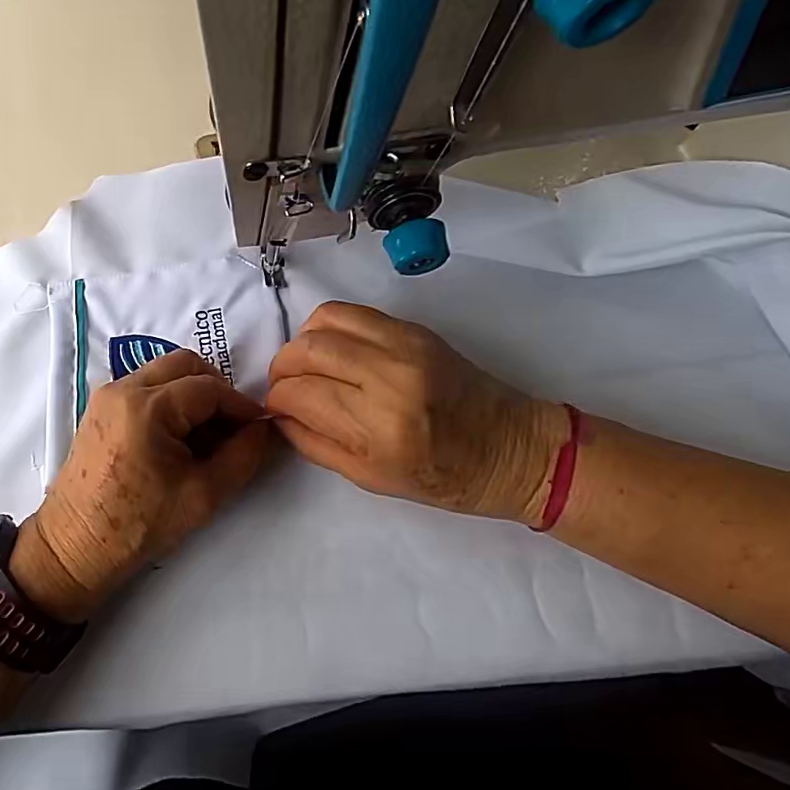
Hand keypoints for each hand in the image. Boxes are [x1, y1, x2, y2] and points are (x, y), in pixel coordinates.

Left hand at [12, 350, 270, 620]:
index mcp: (146, 407)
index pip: (208, 387)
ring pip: (162, 373)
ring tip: (206, 438)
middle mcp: (121, 389)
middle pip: (183, 365)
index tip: (257, 428)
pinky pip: (142, 388)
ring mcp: (105, 396)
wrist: (75, 543)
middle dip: (215, 390)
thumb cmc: (137, 524)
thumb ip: (243, 455)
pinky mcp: (98, 408)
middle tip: (232, 427)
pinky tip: (178, 439)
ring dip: (190, 394)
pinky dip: (167, 401)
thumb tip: (263, 429)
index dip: (240, 405)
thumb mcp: (203, 495)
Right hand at [264, 301, 568, 523]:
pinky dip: (327, 328)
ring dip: (302, 343)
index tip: (277, 408)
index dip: (276, 400)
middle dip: (282, 369)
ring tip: (306, 365)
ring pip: (323, 322)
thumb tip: (277, 413)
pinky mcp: (414, 330)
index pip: (298, 393)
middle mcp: (389, 378)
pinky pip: (351, 313)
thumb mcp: (364, 477)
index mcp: (378, 427)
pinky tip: (332, 351)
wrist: (513, 449)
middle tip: (285, 386)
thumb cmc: (441, 476)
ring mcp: (404, 347)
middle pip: (306, 351)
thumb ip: (310, 442)